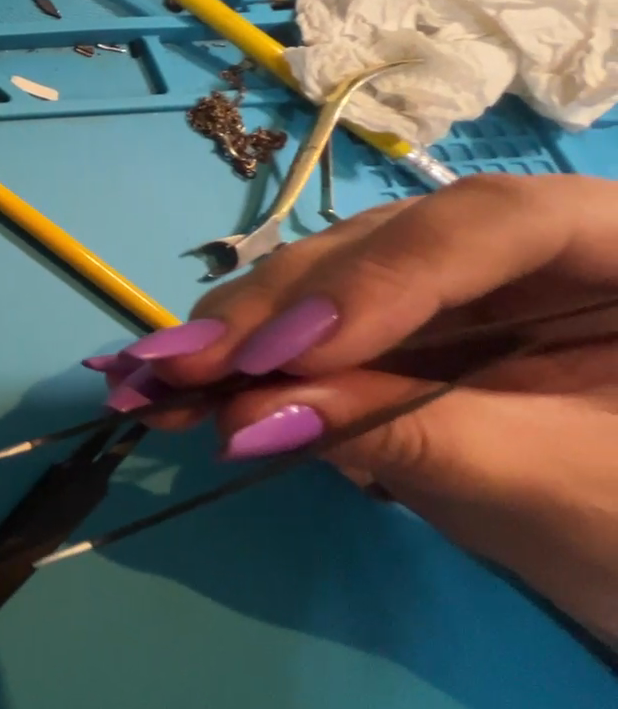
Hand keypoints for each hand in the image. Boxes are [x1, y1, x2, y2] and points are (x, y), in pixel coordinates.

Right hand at [100, 174, 617, 645]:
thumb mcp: (546, 486)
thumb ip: (403, 433)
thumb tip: (241, 416)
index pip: (490, 222)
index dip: (382, 276)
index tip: (292, 355)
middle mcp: (515, 243)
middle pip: (376, 246)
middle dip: (275, 308)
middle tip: (186, 365)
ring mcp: (439, 276)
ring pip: (318, 277)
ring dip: (234, 331)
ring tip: (160, 375)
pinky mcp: (381, 314)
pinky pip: (296, 319)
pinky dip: (235, 354)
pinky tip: (172, 376)